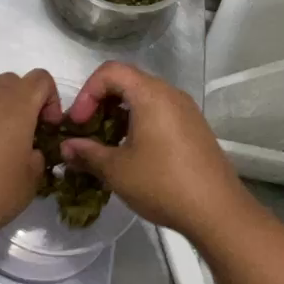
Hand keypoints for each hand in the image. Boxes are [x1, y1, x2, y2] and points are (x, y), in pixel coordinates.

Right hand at [60, 61, 245, 235]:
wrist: (218, 212)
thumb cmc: (162, 183)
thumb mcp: (116, 170)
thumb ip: (87, 153)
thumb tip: (66, 148)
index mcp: (151, 95)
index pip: (110, 71)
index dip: (87, 92)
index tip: (79, 123)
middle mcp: (171, 94)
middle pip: (127, 81)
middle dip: (101, 103)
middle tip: (88, 131)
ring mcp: (186, 111)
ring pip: (144, 98)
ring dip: (119, 115)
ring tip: (107, 144)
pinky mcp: (195, 129)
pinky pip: (160, 113)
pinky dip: (139, 123)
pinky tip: (133, 153)